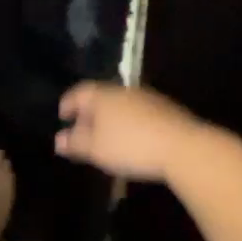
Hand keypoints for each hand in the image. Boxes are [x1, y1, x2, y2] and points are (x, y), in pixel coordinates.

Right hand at [54, 82, 212, 181]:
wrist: (183, 147)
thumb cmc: (130, 146)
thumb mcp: (95, 149)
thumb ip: (75, 143)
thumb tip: (59, 139)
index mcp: (103, 95)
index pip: (79, 92)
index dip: (68, 104)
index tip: (62, 116)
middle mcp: (124, 91)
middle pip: (101, 97)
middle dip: (89, 113)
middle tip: (83, 130)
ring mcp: (148, 98)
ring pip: (121, 105)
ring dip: (111, 119)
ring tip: (106, 138)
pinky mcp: (166, 110)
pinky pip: (138, 113)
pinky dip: (129, 123)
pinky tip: (131, 140)